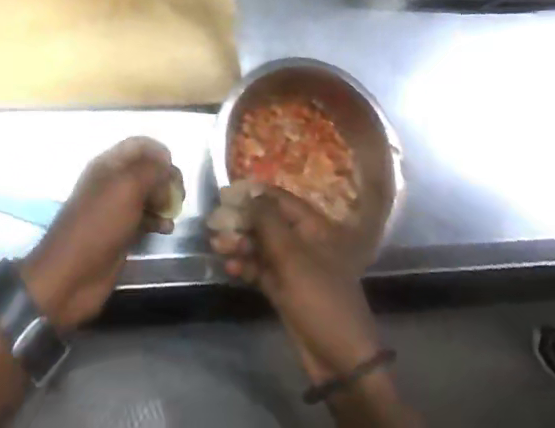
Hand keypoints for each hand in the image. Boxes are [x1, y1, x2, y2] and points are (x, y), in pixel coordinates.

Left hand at [21, 137, 180, 329]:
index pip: (137, 145)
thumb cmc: (99, 223)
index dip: (158, 150)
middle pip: (145, 169)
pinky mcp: (121, 232)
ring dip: (164, 200)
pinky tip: (166, 229)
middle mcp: (112, 182)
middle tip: (178, 194)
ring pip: (148, 195)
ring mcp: (116, 209)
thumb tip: (166, 164)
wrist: (73, 272)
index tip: (174, 166)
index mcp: (108, 164)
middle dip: (165, 177)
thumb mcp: (126, 188)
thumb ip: (150, 170)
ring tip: (174, 211)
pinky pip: (145, 219)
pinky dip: (158, 220)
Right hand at [209, 186, 381, 377]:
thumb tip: (249, 194)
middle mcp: (303, 243)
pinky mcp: (283, 288)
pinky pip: (259, 269)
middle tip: (214, 223)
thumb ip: (267, 221)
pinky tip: (230, 268)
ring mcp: (293, 267)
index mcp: (315, 229)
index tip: (225, 194)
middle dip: (240, 221)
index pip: (280, 199)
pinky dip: (244, 266)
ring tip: (217, 246)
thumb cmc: (320, 299)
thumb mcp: (292, 256)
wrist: (341, 360)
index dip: (253, 194)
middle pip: (266, 222)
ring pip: (260, 245)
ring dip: (238, 244)